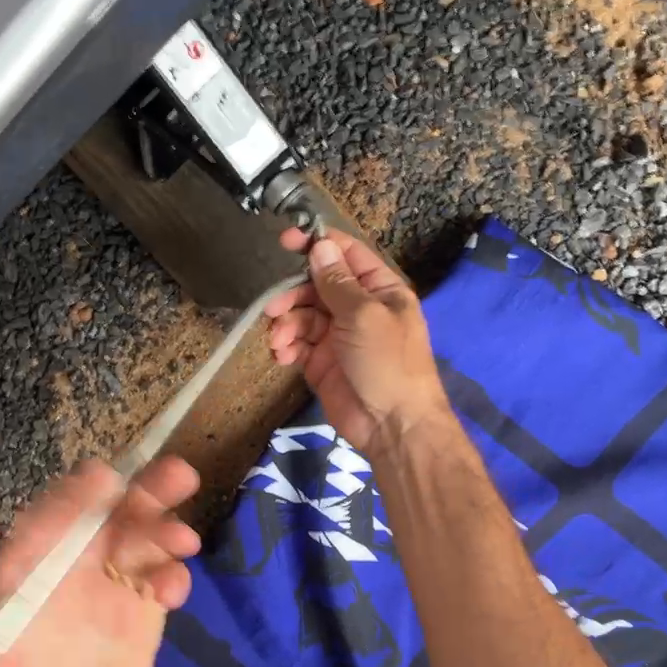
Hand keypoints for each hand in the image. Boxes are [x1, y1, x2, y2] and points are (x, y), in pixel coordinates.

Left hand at [0, 458, 200, 666]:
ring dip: (164, 528)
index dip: (74, 497)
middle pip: (108, 516)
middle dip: (141, 492)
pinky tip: (172, 593)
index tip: (102, 478)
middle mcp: (68, 573)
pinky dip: (172, 577)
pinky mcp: (139, 621)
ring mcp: (108, 593)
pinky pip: (160, 585)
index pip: (48, 522)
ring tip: (181, 540)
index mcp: (21, 576)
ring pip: (141, 541)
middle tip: (175, 475)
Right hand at [264, 228, 452, 459]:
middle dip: (293, 293)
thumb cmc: (388, 362)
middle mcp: (358, 308)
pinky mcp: (321, 363)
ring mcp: (338, 336)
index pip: (345, 255)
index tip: (285, 240)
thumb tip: (320, 245)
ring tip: (279, 340)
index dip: (316, 244)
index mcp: (379, 290)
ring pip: (302, 315)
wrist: (393, 426)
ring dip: (286, 323)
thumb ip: (338, 281)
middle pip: (316, 285)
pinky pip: (297, 343)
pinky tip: (282, 355)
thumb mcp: (364, 315)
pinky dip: (286, 345)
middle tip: (273, 306)